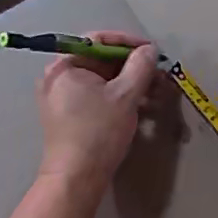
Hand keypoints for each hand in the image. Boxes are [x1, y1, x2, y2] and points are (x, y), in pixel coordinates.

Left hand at [36, 31, 157, 187]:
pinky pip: (96, 97)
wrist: (76, 177)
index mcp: (65, 66)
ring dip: (129, 85)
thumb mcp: (126, 95)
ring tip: (155, 94)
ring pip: (101, 81)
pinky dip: (117, 99)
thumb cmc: (98, 131)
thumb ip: (140, 66)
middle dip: (132, 67)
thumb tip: (149, 50)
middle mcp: (58, 78)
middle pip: (101, 61)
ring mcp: (61, 98)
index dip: (129, 43)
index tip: (153, 51)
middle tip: (158, 75)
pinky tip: (141, 107)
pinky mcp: (68, 116)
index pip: (99, 40)